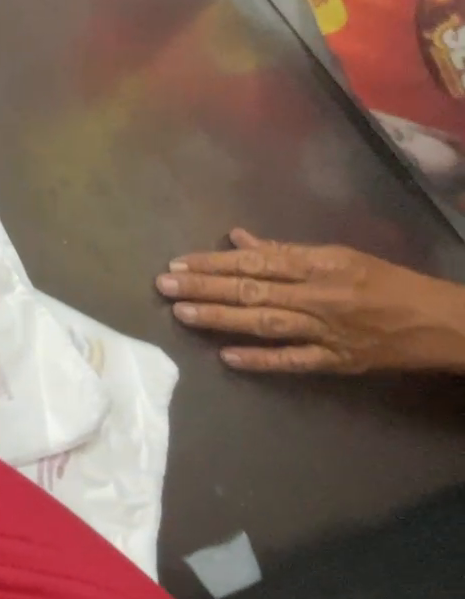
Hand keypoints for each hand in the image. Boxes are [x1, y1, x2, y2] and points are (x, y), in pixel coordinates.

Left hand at [156, 229, 464, 372]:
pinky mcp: (341, 361)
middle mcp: (321, 297)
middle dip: (204, 287)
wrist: (454, 325)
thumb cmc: (389, 283)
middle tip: (163, 285)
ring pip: (265, 322)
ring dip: (220, 318)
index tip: (176, 263)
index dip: (213, 263)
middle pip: (252, 291)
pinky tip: (227, 358)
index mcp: (321, 267)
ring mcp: (330, 331)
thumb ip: (284, 250)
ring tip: (181, 313)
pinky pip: (296, 361)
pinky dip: (262, 360)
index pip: (256, 263)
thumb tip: (236, 237)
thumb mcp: (338, 256)